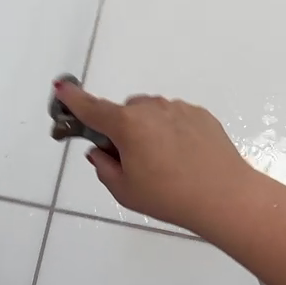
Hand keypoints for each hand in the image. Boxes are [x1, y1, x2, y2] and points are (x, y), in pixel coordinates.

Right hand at [53, 80, 267, 233]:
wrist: (224, 196)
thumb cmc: (168, 196)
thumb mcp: (125, 191)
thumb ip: (104, 167)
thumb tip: (102, 151)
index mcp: (127, 124)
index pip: (92, 108)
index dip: (74, 98)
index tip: (61, 87)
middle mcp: (151, 108)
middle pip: (125, 113)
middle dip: (123, 130)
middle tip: (133, 162)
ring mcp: (178, 108)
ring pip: (152, 114)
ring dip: (150, 131)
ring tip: (166, 165)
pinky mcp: (200, 114)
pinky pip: (176, 118)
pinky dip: (173, 132)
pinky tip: (185, 159)